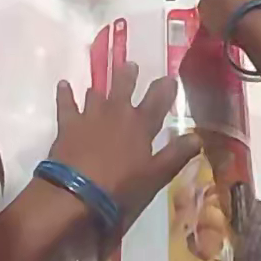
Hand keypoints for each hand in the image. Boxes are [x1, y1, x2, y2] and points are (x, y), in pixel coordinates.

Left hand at [49, 63, 200, 219]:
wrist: (76, 194)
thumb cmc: (121, 188)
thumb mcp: (156, 176)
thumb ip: (176, 155)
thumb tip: (197, 137)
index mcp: (140, 125)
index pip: (157, 101)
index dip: (165, 89)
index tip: (170, 78)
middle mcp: (116, 113)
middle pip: (123, 87)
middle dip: (128, 76)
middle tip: (130, 65)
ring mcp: (90, 116)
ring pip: (97, 93)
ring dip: (101, 86)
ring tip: (101, 80)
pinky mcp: (67, 125)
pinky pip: (66, 104)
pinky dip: (65, 94)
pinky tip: (63, 84)